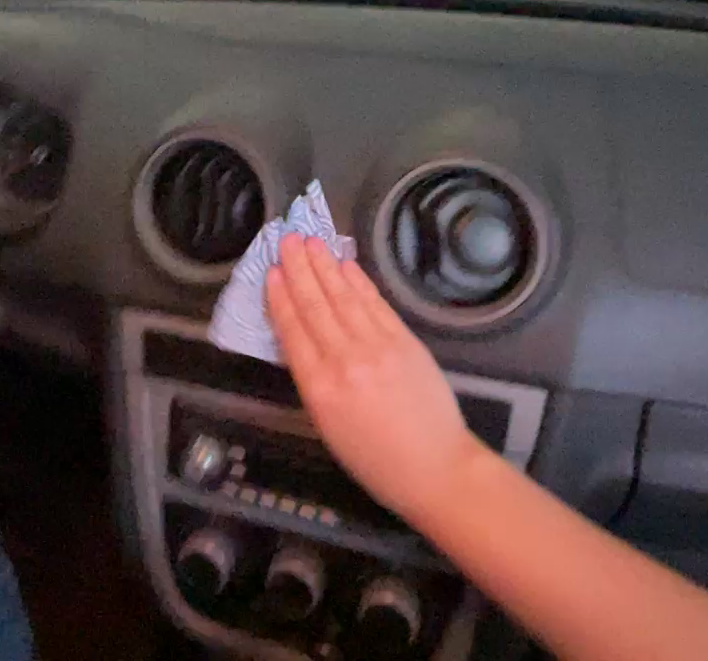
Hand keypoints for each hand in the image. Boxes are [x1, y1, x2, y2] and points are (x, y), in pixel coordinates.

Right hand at [267, 236, 490, 522]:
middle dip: (300, 269)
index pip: (293, 330)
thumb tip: (302, 338)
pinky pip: (374, 304)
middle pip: (316, 305)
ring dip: (325, 266)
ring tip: (311, 241)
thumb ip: (313, 379)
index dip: (280, 297)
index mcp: (319, 388)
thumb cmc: (373, 458)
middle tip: (288, 239)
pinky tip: (346, 265)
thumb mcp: (327, 426)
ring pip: (343, 297)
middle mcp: (344, 360)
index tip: (272, 271)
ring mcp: (377, 346)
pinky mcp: (404, 340)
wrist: (435, 468)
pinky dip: (358, 281)